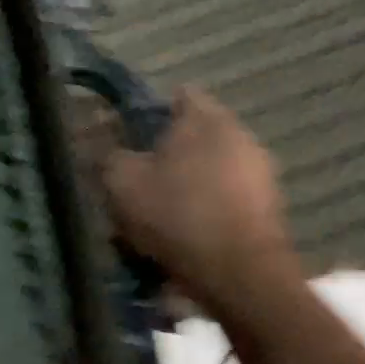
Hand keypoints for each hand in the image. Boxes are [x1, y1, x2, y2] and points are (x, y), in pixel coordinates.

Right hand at [100, 86, 300, 309]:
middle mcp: (240, 136)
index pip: (180, 96)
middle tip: (134, 168)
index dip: (150, 108)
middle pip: (197, 131)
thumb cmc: (172, 212)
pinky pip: (224, 190)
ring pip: (210, 162)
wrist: (233, 267)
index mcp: (205, 121)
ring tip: (155, 200)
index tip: (125, 129)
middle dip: (167, 146)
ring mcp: (260, 169)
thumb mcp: (119, 180)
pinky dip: (203, 199)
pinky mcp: (266, 202)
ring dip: (186, 175)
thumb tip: (98, 137)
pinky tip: (180, 221)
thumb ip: (108, 152)